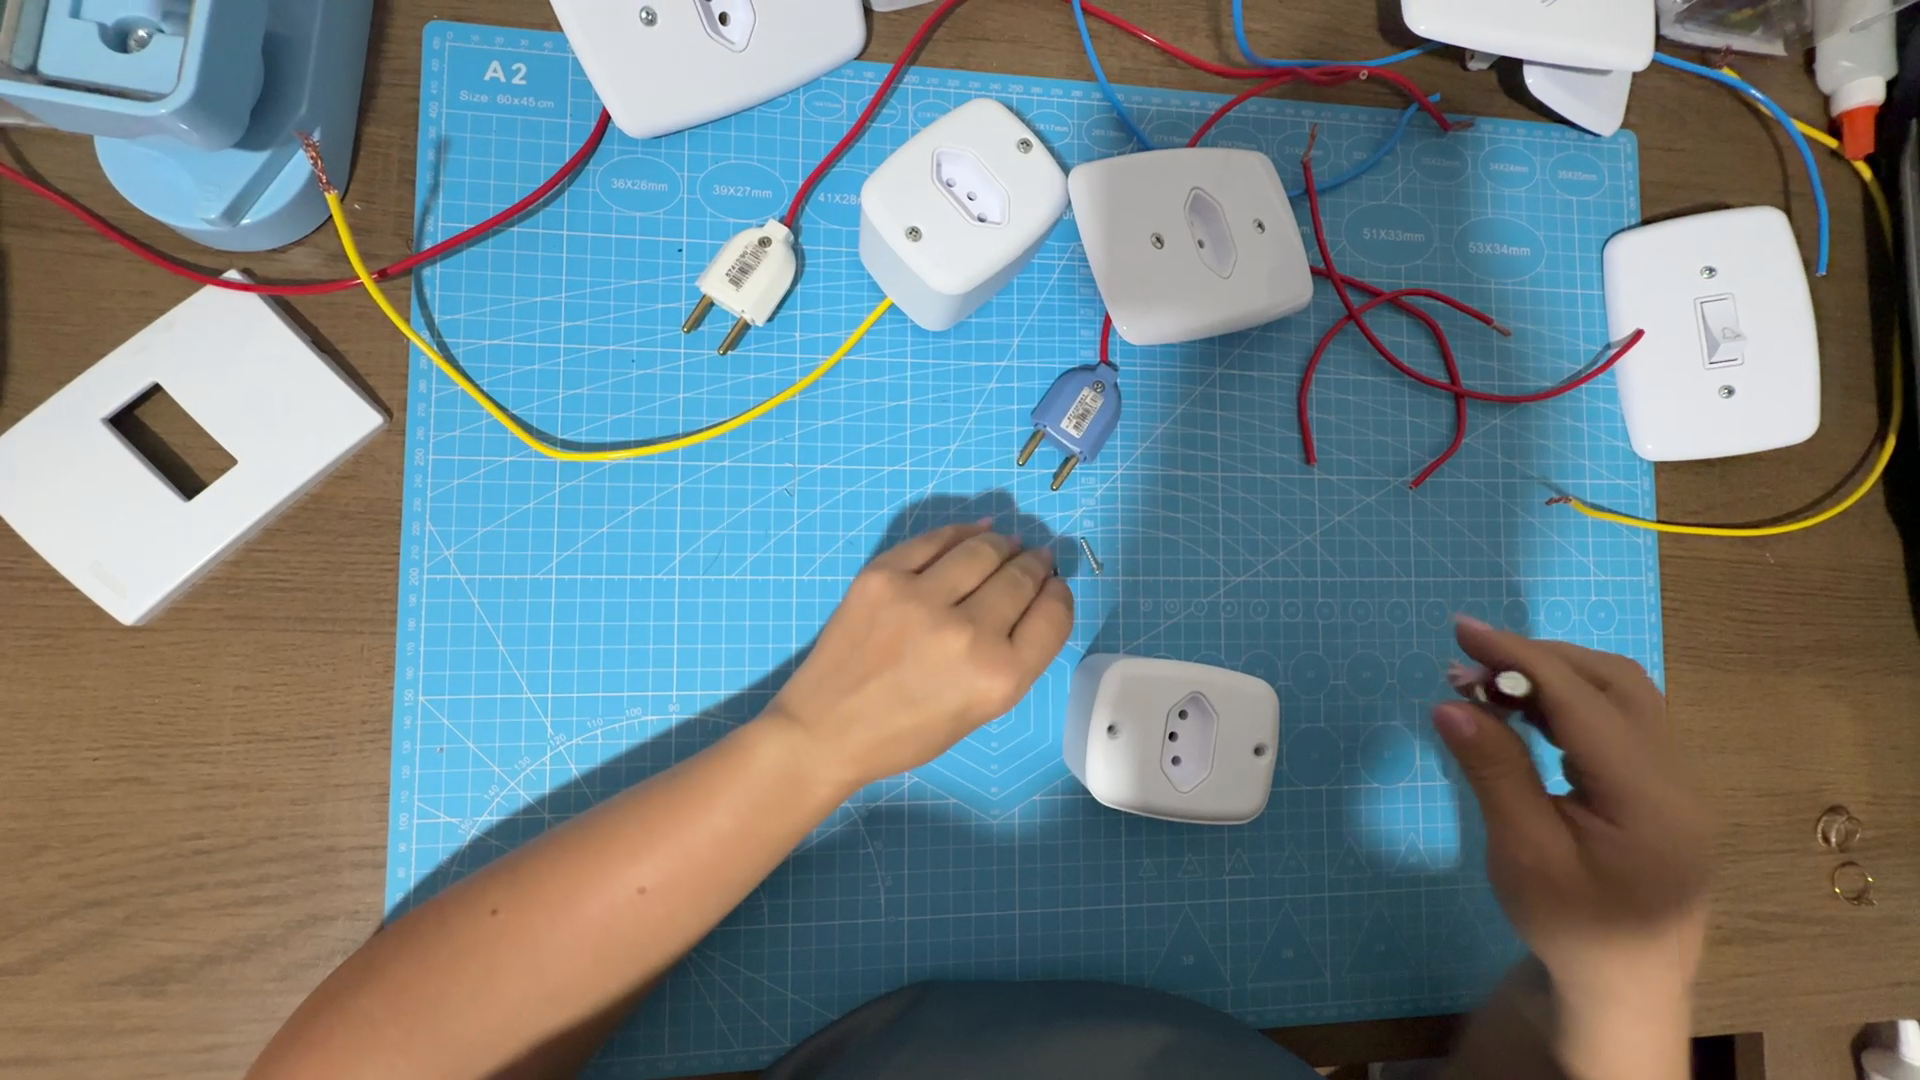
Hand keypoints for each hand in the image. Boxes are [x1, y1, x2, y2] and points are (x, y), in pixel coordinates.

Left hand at [764, 522, 1074, 792]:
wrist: (827, 728)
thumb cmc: (908, 732)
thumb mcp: (980, 710)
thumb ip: (1015, 656)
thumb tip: (1035, 593)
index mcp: (999, 678)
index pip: (1053, 615)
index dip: (1059, 594)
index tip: (1052, 586)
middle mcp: (968, 633)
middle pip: (1021, 577)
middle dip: (1034, 565)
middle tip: (1033, 560)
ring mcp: (921, 599)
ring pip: (983, 549)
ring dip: (1003, 543)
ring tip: (1005, 545)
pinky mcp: (883, 576)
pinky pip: (936, 540)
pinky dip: (962, 532)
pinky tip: (975, 532)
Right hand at [1432, 618, 1710, 1010]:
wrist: (1622, 985)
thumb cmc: (1569, 924)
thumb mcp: (1522, 853)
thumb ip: (1494, 772)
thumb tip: (1450, 703)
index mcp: (1651, 799)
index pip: (1583, 701)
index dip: (1521, 658)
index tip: (1463, 630)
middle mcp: (1678, 779)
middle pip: (1615, 683)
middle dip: (1538, 657)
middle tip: (1467, 657)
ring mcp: (1676, 783)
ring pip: (1621, 695)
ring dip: (1553, 675)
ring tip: (1486, 681)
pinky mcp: (1660, 788)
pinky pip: (1617, 720)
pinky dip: (1565, 700)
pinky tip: (1520, 710)